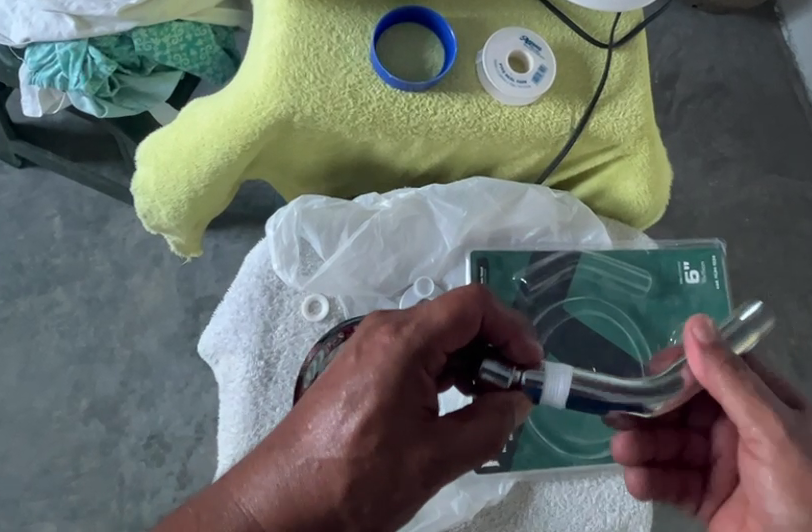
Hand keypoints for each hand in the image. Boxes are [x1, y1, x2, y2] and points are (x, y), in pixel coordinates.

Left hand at [164, 285, 542, 531]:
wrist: (280, 506)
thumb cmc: (355, 481)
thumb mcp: (433, 460)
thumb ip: (487, 426)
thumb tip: (519, 402)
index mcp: (404, 339)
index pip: (473, 304)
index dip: (512, 328)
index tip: (531, 367)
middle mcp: (386, 328)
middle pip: (456, 315)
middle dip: (496, 346)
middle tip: (517, 390)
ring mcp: (370, 344)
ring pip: (438, 333)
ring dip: (472, 360)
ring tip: (491, 403)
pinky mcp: (362, 365)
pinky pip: (416, 350)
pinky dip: (445, 369)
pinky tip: (456, 404)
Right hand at [608, 315, 811, 531]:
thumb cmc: (811, 496)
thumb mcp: (774, 432)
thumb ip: (731, 380)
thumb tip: (696, 322)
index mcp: (773, 406)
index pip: (720, 371)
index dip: (683, 368)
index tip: (648, 372)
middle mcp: (750, 433)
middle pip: (691, 409)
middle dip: (655, 411)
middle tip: (619, 413)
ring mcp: (731, 472)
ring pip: (678, 446)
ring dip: (646, 445)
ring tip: (621, 450)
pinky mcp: (715, 507)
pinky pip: (677, 484)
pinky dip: (653, 479)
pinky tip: (636, 479)